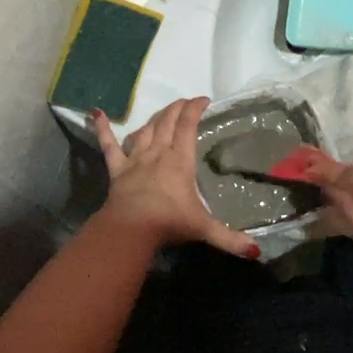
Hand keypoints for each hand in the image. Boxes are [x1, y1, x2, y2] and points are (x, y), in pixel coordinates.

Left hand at [91, 98, 259, 258]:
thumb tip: (256, 252)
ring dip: (154, 118)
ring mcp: (135, 159)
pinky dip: (103, 129)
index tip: (203, 100)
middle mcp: (157, 153)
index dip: (195, 109)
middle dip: (177, 109)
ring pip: (144, 130)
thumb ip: (230, 238)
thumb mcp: (203, 229)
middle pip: (166, 123)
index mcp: (179, 160)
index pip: (188, 126)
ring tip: (162, 113)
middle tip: (185, 102)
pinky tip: (96, 114)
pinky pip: (109, 145)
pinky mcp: (117, 169)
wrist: (131, 228)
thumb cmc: (169, 222)